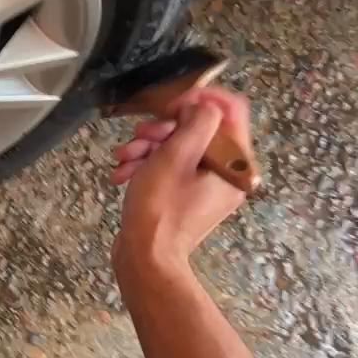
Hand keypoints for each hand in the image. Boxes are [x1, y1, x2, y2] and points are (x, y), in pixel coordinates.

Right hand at [110, 86, 253, 275]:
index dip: (201, 98)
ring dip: (147, 147)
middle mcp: (227, 174)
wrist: (144, 260)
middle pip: (199, 130)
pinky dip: (146, 167)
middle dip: (162, 129)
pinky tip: (121, 174)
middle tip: (139, 135)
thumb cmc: (160, 209)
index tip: (170, 104)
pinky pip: (170, 170)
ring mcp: (205, 188)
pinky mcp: (184, 199)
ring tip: (122, 158)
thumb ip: (197, 121)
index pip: (231, 110)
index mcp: (235, 163)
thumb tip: (198, 107)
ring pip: (179, 149)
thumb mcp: (177, 156)